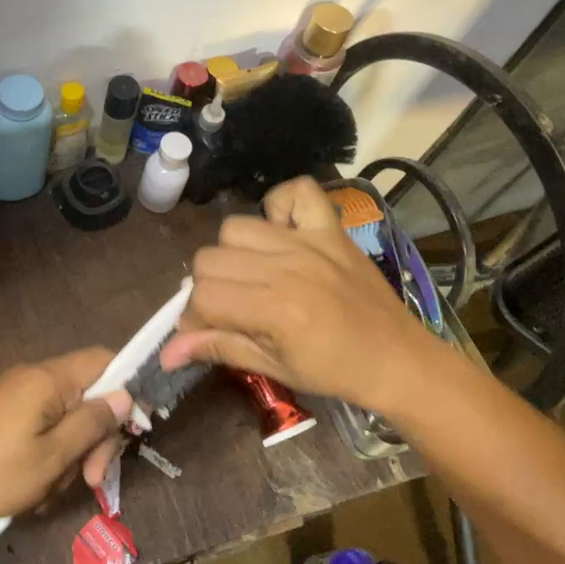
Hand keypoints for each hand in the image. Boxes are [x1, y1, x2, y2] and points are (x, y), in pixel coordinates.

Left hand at [0, 348, 129, 529]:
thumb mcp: (52, 457)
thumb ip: (92, 423)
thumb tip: (125, 395)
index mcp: (47, 379)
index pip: (104, 360)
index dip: (128, 388)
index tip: (134, 429)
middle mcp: (32, 377)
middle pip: (86, 395)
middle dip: (95, 438)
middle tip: (92, 480)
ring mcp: (13, 395)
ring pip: (64, 417)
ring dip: (69, 453)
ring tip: (51, 489)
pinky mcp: (0, 414)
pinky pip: (39, 426)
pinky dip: (46, 454)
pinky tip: (34, 485)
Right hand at [159, 176, 448, 411]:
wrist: (398, 360)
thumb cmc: (335, 371)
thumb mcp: (273, 367)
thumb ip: (217, 348)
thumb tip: (166, 354)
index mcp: (274, 308)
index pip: (203, 296)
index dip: (193, 318)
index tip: (203, 332)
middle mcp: (287, 267)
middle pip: (210, 259)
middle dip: (208, 288)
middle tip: (229, 308)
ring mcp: (309, 242)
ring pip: (237, 228)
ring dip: (234, 253)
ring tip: (252, 275)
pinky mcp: (331, 229)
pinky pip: (296, 192)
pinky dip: (281, 205)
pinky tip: (281, 233)